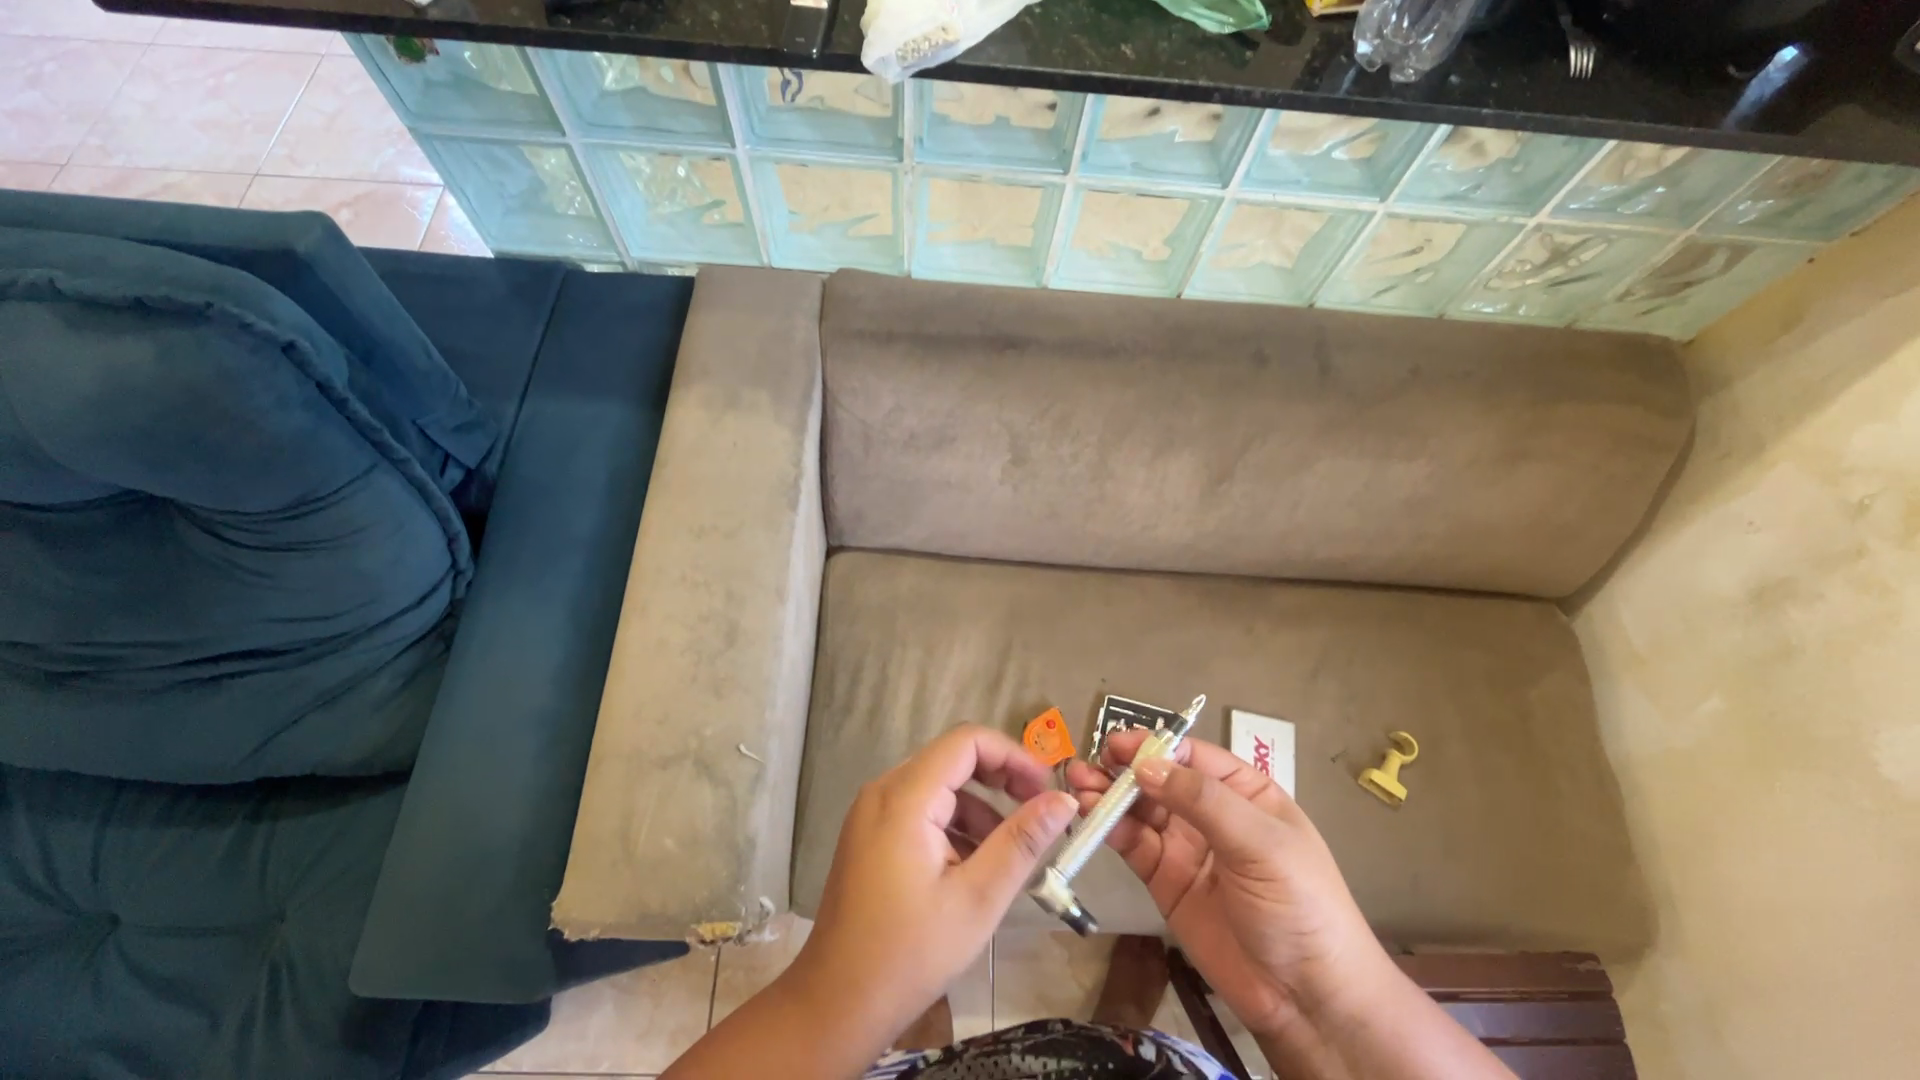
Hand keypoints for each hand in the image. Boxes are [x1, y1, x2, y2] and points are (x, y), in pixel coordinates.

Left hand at [787, 724, 1077, 1041]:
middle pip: (951, 760)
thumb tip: (1064, 800)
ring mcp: (870, 814)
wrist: (837, 1002)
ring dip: (979, 809)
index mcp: (904, 798)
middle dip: (1000, 781)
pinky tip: (973, 868)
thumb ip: (1022, 841)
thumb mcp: (977, 898)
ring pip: (938, 787)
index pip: (966, 741)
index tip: (1046, 789)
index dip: (1013, 755)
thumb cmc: (909, 952)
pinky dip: (953, 826)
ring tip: (1010, 855)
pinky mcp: (868, 837)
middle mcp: (882, 792)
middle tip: (1038, 816)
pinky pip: (919, 811)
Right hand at [1065, 732, 1393, 1038]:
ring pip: (1141, 810)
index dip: (1155, 747)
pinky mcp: (1165, 881)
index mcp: (1246, 793)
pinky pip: (1133, 845)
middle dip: (1123, 769)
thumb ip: (1203, 801)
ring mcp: (1186, 847)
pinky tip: (1091, 819)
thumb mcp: (1261, 844)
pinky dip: (1111, 829)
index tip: (1116, 746)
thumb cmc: (1299, 905)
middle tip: (1087, 765)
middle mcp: (1212, 814)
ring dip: (1109, 796)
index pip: (1193, 757)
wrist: (1304, 995)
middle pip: (1160, 779)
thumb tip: (1146, 766)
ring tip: (1078, 788)